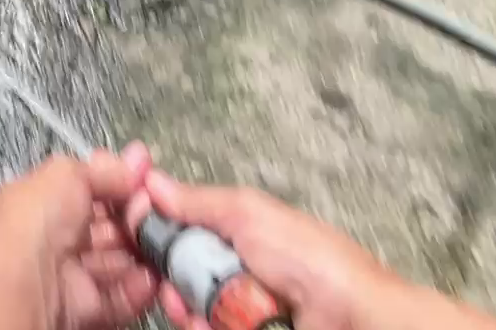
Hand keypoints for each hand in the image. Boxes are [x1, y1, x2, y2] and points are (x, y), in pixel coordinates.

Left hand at [0, 143, 157, 329]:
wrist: (29, 281)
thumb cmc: (36, 220)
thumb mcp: (67, 173)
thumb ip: (102, 170)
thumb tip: (132, 165)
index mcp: (43, 199)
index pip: (86, 186)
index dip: (116, 180)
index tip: (144, 173)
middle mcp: (55, 235)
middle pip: (105, 225)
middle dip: (133, 216)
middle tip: (154, 210)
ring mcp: (70, 271)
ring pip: (117, 260)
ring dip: (141, 252)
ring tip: (162, 241)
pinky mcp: (86, 307)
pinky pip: (120, 296)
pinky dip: (139, 287)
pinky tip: (153, 274)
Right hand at [125, 175, 495, 329]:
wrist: (359, 323)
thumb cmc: (312, 261)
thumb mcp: (247, 213)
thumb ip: (196, 200)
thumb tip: (150, 181)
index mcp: (235, 230)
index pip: (180, 226)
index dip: (156, 229)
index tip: (136, 230)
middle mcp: (234, 267)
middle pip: (178, 269)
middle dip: (165, 275)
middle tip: (165, 282)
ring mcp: (241, 307)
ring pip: (189, 305)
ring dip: (182, 307)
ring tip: (189, 311)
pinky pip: (208, 328)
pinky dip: (201, 327)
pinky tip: (203, 326)